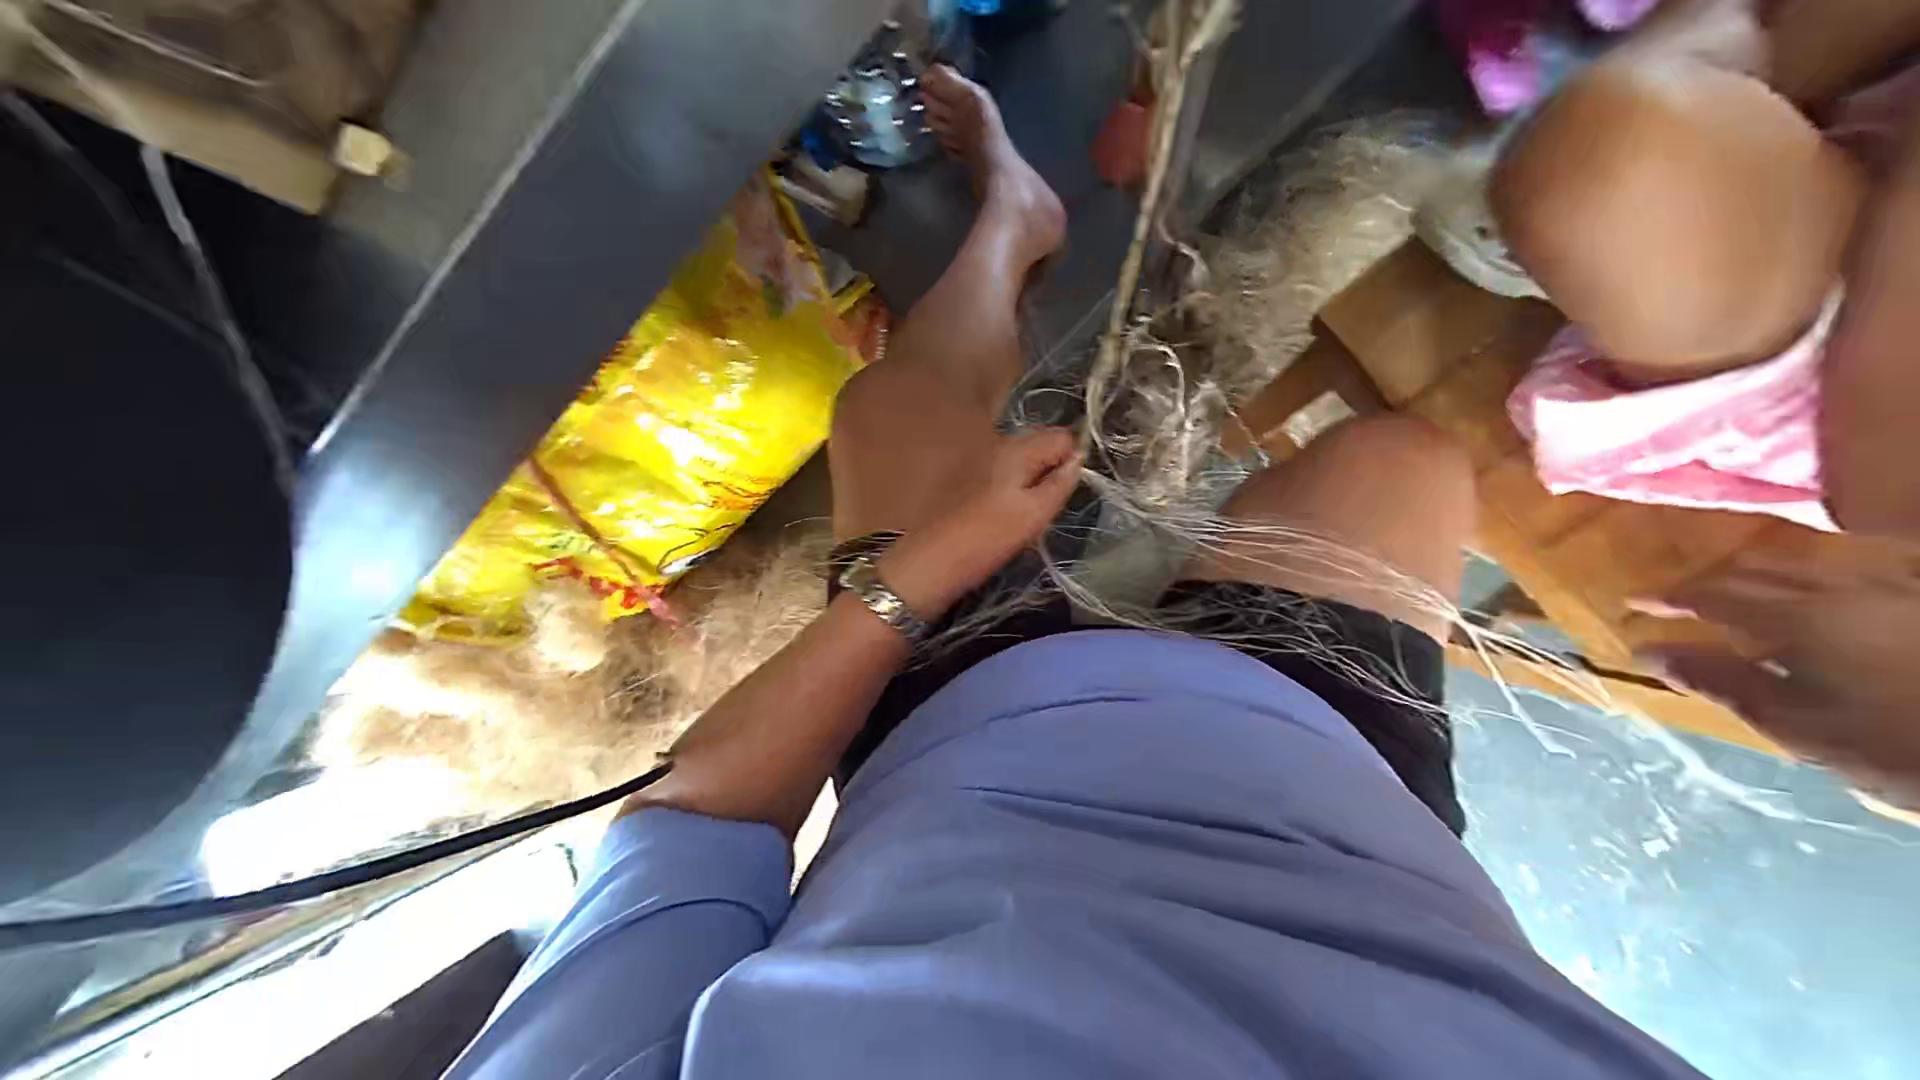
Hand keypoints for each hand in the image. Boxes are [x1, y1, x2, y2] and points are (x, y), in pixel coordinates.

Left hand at [876, 427, 1083, 620]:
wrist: (931, 562)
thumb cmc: (987, 537)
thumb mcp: (1034, 513)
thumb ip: (1060, 482)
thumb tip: (1079, 458)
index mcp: (1015, 447)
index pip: (1062, 436)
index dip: (1072, 461)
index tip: (1066, 492)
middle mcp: (995, 444)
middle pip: (1039, 444)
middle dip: (1051, 469)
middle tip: (1046, 507)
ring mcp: (977, 461)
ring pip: (1020, 462)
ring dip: (1030, 481)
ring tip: (1025, 516)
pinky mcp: (965, 481)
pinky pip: (1001, 475)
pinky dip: (1010, 489)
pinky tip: (1002, 516)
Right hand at [1637, 543, 1919, 808]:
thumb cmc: (1898, 744)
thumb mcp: (1796, 724)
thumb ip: (1718, 681)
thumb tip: (1647, 650)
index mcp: (1796, 621)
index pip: (1710, 597)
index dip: (1667, 598)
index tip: (1633, 603)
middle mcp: (1841, 593)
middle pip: (1758, 573)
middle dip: (1710, 582)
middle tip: (1679, 597)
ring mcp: (1897, 594)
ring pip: (1813, 565)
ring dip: (1765, 573)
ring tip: (1743, 586)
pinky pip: (1867, 571)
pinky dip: (1823, 575)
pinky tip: (1822, 587)